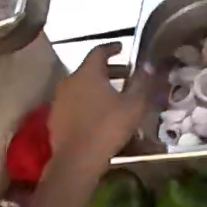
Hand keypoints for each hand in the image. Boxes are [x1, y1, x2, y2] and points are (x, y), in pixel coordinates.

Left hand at [49, 43, 155, 167]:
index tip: (122, 48)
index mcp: (88, 73)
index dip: (111, 47)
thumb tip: (150, 66)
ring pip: (80, 86)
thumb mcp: (134, 104)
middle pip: (89, 69)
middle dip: (108, 70)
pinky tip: (98, 115)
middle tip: (125, 75)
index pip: (98, 51)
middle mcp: (69, 81)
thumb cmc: (108, 127)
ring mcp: (59, 100)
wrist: (78, 159)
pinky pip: (73, 103)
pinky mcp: (55, 118)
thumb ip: (143, 82)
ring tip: (113, 96)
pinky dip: (86, 102)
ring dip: (96, 87)